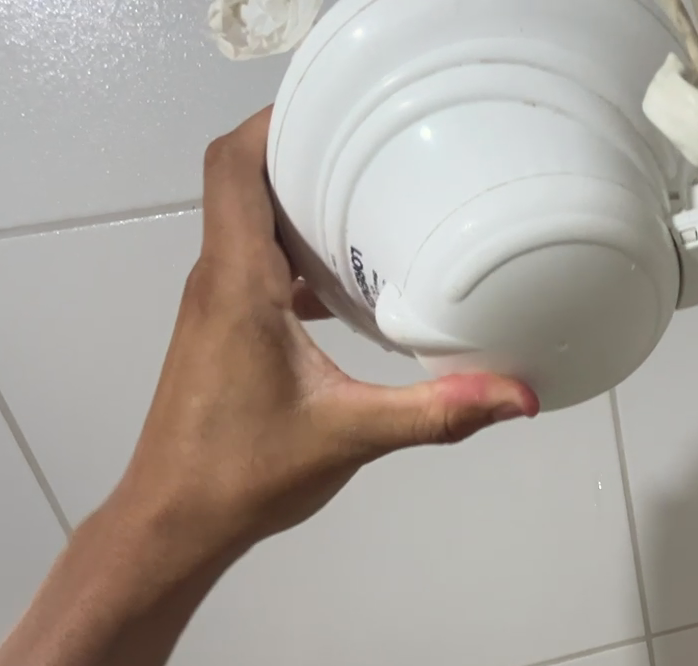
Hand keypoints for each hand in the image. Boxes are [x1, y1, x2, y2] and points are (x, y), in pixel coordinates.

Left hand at [106, 109, 538, 565]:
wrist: (177, 520)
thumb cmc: (248, 471)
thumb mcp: (352, 435)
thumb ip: (437, 412)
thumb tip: (520, 397)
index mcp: (239, 283)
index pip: (234, 166)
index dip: (275, 122)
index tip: (337, 114)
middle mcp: (218, 281)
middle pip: (246, 185)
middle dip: (306, 160)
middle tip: (379, 161)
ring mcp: (217, 309)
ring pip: (252, 229)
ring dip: (304, 212)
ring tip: (376, 216)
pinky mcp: (224, 336)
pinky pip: (259, 272)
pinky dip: (301, 263)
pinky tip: (351, 295)